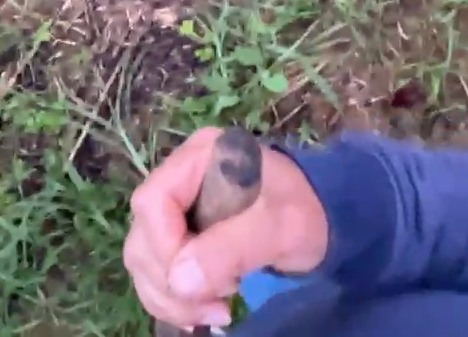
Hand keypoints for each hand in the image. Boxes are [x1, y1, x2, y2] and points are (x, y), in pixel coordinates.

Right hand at [124, 128, 330, 329]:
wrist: (324, 215)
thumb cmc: (305, 210)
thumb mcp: (279, 227)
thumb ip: (231, 247)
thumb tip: (178, 279)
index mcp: (199, 156)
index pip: (153, 202)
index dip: (166, 247)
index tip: (199, 281)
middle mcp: (180, 175)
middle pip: (144, 234)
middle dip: (170, 281)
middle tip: (215, 306)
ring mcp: (179, 204)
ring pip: (144, 258)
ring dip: (170, 296)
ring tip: (217, 311)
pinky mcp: (182, 231)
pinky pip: (158, 270)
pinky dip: (173, 299)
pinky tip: (204, 311)